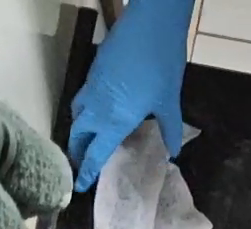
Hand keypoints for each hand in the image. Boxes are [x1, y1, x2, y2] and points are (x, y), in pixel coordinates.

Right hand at [67, 0, 191, 190]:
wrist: (152, 20)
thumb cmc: (162, 63)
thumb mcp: (169, 101)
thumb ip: (169, 130)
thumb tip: (173, 152)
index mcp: (114, 120)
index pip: (95, 153)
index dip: (88, 171)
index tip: (80, 186)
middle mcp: (98, 106)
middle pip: (78, 135)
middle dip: (77, 152)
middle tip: (81, 163)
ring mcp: (93, 85)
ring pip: (77, 114)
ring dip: (79, 130)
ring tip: (87, 139)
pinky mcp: (95, 70)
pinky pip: (84, 97)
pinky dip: (85, 110)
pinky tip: (99, 111)